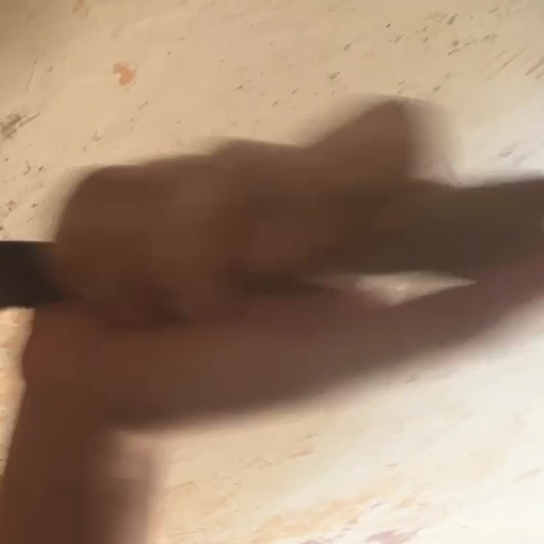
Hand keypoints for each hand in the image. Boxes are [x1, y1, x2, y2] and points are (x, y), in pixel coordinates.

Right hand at [30, 100, 543, 427]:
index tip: (303, 260)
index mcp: (329, 207)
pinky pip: (98, 200)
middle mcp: (255, 180)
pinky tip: (102, 296)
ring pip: (167, 188)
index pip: (378, 133)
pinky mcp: (95, 200)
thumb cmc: (210, 387)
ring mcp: (171, 183)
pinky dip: (96, 266)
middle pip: (251, 166)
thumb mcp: (336, 363)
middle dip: (215, 261)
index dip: (334, 191)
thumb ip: (448, 320)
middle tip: (206, 314)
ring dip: (150, 276)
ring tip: (145, 315)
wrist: (99, 410)